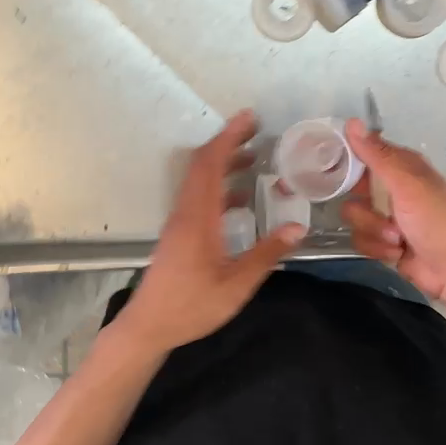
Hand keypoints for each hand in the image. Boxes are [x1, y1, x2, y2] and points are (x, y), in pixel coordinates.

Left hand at [113, 111, 304, 352]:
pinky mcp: (177, 236)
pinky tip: (240, 201)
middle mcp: (184, 213)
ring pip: (199, 182)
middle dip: (228, 144)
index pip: (210, 164)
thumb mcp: (237, 285)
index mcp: (198, 218)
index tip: (250, 118)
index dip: (229, 137)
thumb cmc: (192, 307)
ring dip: (223, 166)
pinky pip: (198, 199)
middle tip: (257, 132)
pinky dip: (218, 189)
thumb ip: (266, 254)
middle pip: (202, 166)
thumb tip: (296, 227)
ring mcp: (178, 223)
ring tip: (253, 160)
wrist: (149, 326)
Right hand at [339, 118, 445, 304]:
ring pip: (356, 219)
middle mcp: (395, 190)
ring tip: (397, 240)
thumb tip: (352, 123)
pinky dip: (378, 249)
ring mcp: (388, 217)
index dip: (353, 163)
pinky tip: (396, 253)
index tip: (341, 174)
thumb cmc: (436, 223)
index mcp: (404, 168)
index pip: (367, 153)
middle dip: (366, 211)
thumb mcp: (408, 186)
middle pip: (355, 191)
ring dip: (375, 233)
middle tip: (382, 215)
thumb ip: (378, 156)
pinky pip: (361, 240)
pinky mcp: (384, 242)